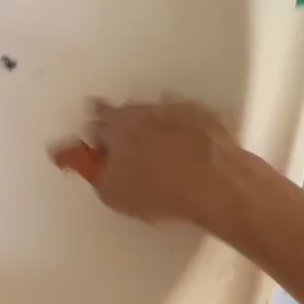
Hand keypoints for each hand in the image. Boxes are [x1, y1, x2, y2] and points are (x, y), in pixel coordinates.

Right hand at [51, 99, 248, 227]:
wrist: (214, 183)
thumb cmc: (157, 192)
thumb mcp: (114, 195)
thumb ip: (96, 174)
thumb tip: (89, 162)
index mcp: (115, 128)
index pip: (92, 124)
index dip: (92, 138)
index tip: (95, 149)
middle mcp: (142, 110)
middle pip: (122, 112)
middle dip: (118, 125)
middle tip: (124, 149)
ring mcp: (175, 108)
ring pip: (153, 111)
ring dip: (149, 124)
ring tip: (155, 150)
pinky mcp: (203, 113)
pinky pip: (183, 116)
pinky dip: (178, 127)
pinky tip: (184, 146)